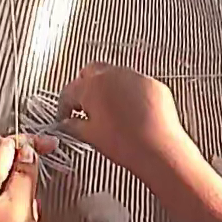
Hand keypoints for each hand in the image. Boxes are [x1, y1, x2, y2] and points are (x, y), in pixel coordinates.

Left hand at [0, 134, 53, 221]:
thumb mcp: (17, 204)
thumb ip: (23, 175)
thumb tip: (28, 150)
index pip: (5, 147)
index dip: (28, 140)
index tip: (50, 144)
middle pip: (5, 162)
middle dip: (27, 152)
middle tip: (49, 151)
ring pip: (10, 184)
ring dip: (27, 175)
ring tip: (43, 172)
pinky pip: (15, 208)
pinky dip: (27, 201)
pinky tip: (36, 210)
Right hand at [59, 63, 193, 181]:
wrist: (158, 148)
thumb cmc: (124, 143)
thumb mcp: (90, 136)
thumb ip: (73, 126)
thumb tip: (67, 124)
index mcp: (93, 86)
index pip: (69, 91)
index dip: (63, 107)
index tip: (64, 118)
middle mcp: (113, 75)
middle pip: (90, 73)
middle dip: (84, 88)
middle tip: (83, 109)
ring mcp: (135, 77)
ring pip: (114, 77)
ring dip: (106, 90)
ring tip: (107, 114)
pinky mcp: (152, 84)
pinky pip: (134, 84)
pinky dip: (127, 95)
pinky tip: (129, 115)